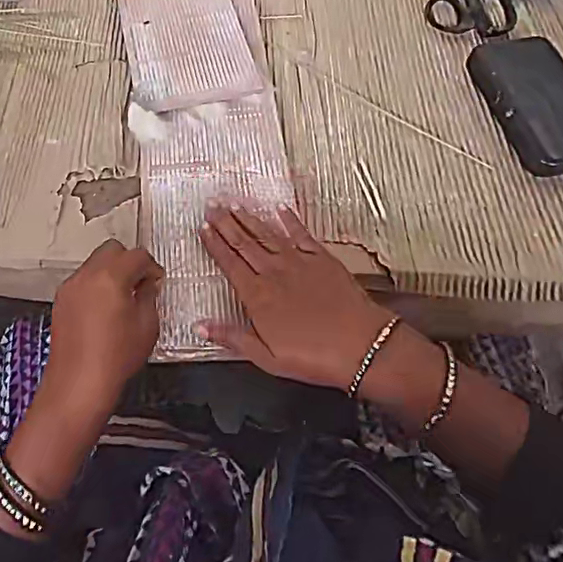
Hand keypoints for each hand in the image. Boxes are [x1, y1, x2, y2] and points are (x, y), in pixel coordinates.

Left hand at [44, 240, 163, 407]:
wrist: (79, 382)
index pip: (136, 255)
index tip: (156, 281)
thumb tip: (147, 284)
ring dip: (110, 272)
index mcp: (111, 277)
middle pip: (111, 250)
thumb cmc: (115, 357)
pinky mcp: (60, 301)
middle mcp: (86, 275)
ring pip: (94, 263)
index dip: (151, 266)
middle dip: (128, 261)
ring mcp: (70, 287)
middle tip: (140, 283)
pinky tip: (104, 309)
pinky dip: (95, 285)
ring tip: (122, 298)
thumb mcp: (146, 326)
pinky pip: (82, 281)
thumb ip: (148, 296)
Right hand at [199, 204, 431, 388]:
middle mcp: (274, 272)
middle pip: (243, 242)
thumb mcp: (266, 357)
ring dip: (249, 218)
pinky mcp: (322, 260)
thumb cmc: (313, 357)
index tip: (203, 228)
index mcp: (257, 295)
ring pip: (267, 234)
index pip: (229, 262)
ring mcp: (299, 263)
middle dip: (225, 222)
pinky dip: (289, 220)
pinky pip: (301, 234)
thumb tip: (199, 327)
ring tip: (234, 204)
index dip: (214, 244)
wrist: (362, 346)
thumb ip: (232, 338)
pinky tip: (279, 210)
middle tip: (211, 205)